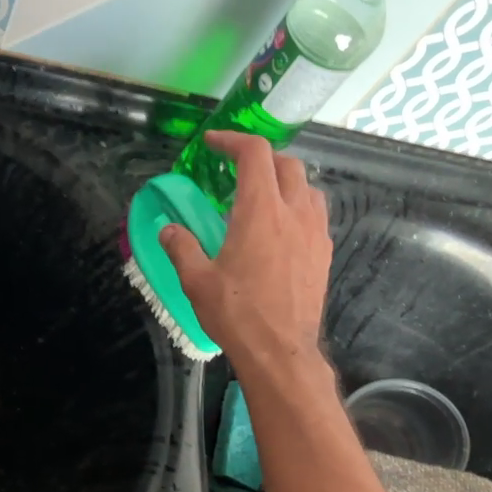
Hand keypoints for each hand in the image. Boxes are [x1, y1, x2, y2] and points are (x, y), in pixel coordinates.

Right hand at [159, 131, 332, 386]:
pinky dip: (296, 206)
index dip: (233, 140)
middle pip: (286, 163)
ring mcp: (314, 232)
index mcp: (260, 211)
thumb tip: (169, 229)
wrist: (279, 351)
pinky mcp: (322, 252)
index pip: (254, 154)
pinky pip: (314, 213)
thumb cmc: (236, 313)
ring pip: (306, 186)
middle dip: (260, 158)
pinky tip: (280, 229)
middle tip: (235, 170)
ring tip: (261, 197)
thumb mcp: (196, 281)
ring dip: (283, 181)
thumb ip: (181, 247)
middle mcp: (293, 212)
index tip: (213, 144)